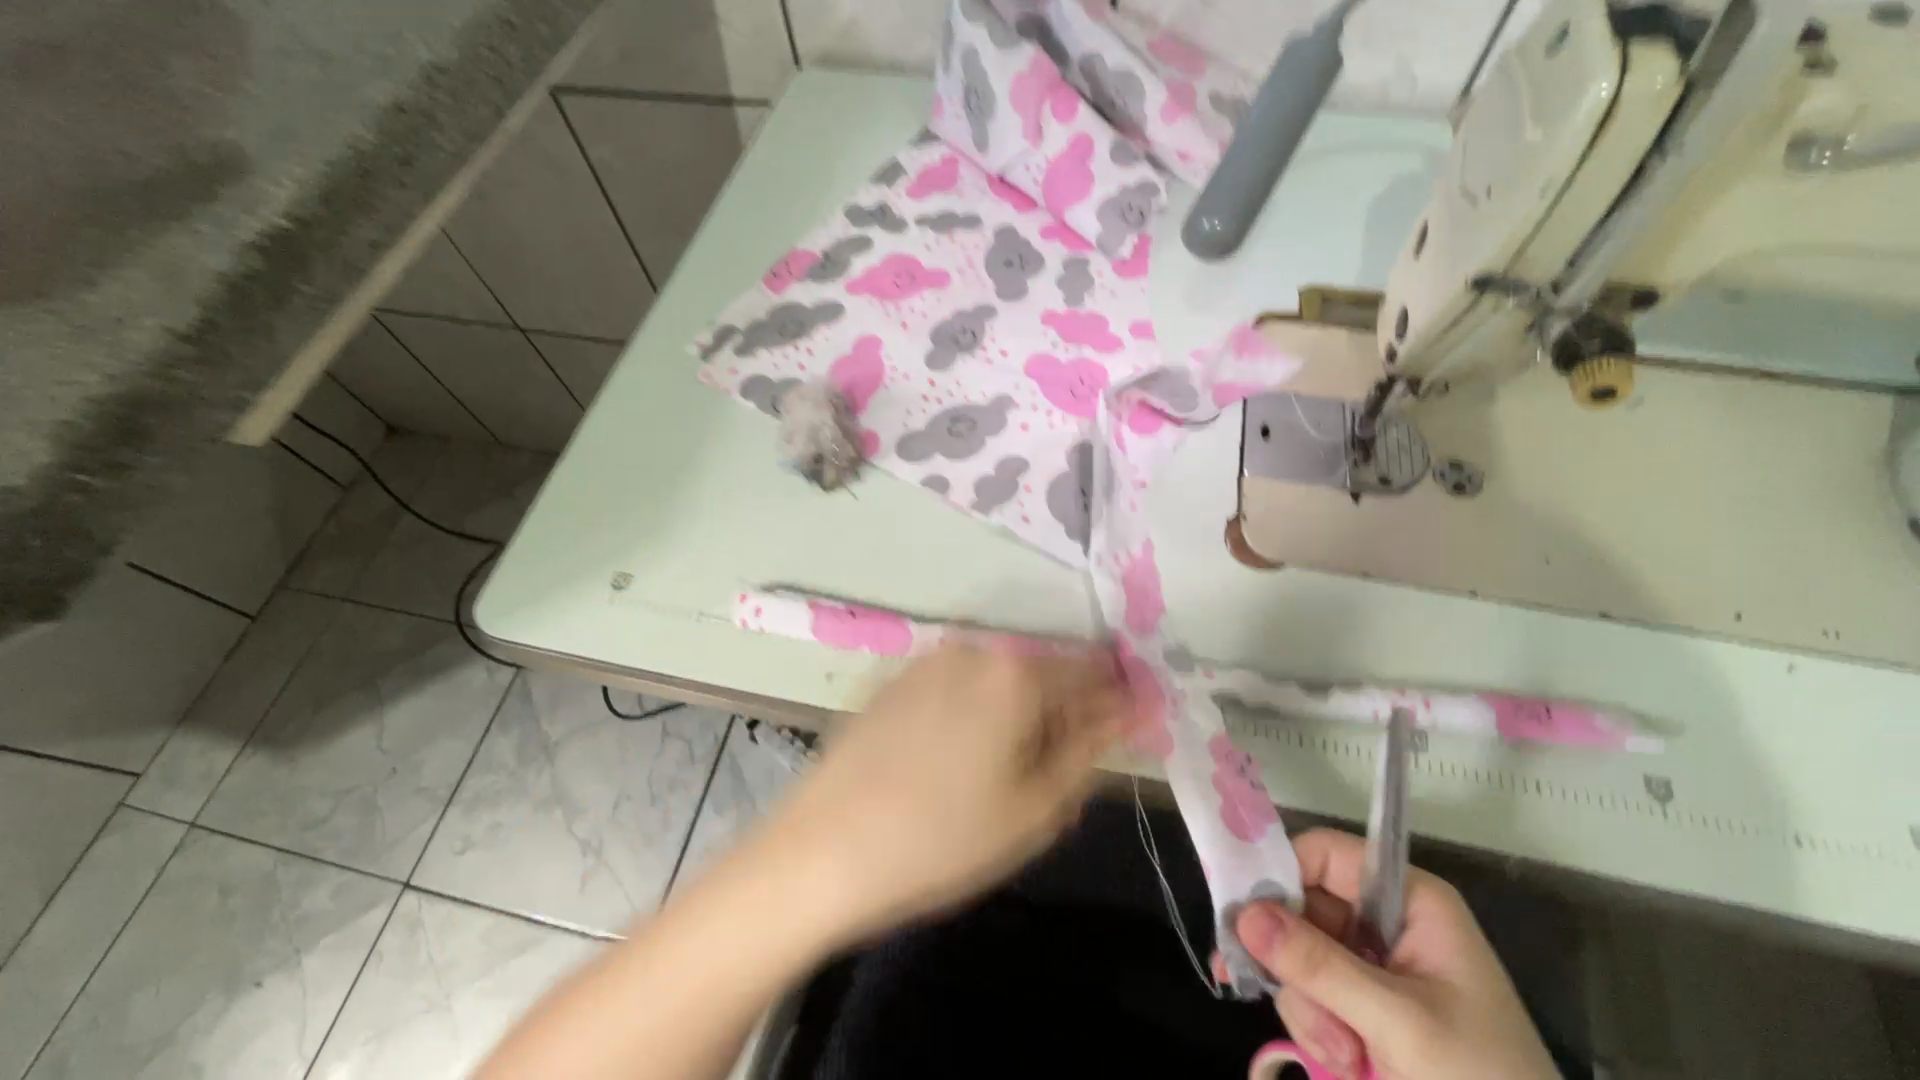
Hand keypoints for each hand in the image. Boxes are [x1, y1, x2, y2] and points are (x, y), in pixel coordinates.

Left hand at [771, 643, 1129, 943]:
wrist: (820, 855)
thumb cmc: (942, 840)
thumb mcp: (1036, 806)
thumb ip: (1092, 747)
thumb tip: (1135, 708)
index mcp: (1016, 671)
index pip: (1094, 671)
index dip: (1116, 704)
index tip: (1125, 738)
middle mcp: (971, 649)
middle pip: (1041, 673)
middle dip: (1060, 715)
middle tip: (1052, 782)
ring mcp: (923, 663)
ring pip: (996, 682)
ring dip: (1015, 718)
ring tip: (999, 782)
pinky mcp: (888, 685)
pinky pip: (953, 691)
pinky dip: (972, 717)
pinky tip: (952, 770)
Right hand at [1225, 830, 1559, 1079]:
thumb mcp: (1399, 1022)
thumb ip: (1319, 966)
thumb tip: (1242, 914)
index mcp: (1410, 900)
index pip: (1324, 855)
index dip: (1279, 875)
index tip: (1241, 918)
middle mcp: (1387, 921)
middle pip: (1302, 908)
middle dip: (1295, 965)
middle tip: (1299, 1008)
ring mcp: (1374, 965)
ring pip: (1298, 956)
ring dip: (1309, 1008)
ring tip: (1346, 1056)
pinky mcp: (1363, 1005)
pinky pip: (1309, 993)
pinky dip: (1315, 1027)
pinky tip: (1345, 1062)